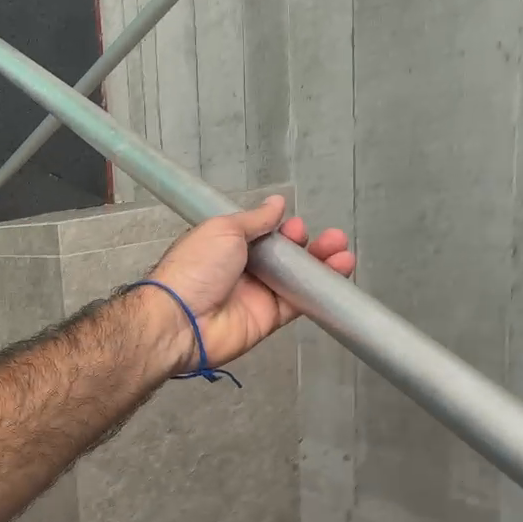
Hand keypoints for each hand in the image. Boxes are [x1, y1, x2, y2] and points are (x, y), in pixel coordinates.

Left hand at [142, 195, 355, 373]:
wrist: (181, 319)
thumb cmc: (195, 268)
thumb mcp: (222, 230)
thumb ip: (253, 219)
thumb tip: (275, 203)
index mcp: (222, 247)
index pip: (260, 235)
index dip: (281, 229)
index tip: (293, 224)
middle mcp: (239, 270)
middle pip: (282, 255)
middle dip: (306, 243)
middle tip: (325, 238)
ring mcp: (254, 295)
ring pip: (296, 277)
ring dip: (321, 261)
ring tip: (340, 249)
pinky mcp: (267, 318)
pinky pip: (300, 301)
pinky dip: (322, 287)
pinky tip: (341, 270)